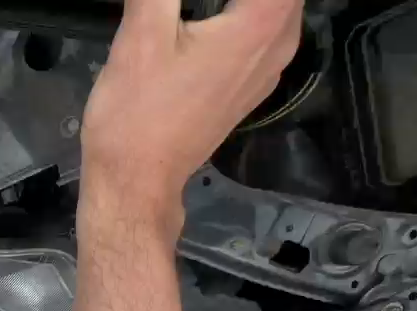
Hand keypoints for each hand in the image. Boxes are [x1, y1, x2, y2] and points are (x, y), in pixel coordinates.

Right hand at [82, 0, 303, 219]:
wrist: (133, 186)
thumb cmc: (134, 118)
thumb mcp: (137, 43)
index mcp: (264, 18)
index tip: (186, 8)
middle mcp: (283, 39)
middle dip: (232, 0)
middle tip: (183, 10)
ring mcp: (269, 69)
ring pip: (272, 10)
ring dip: (241, 9)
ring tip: (194, 18)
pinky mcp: (249, 91)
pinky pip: (259, 39)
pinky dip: (239, 25)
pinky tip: (203, 34)